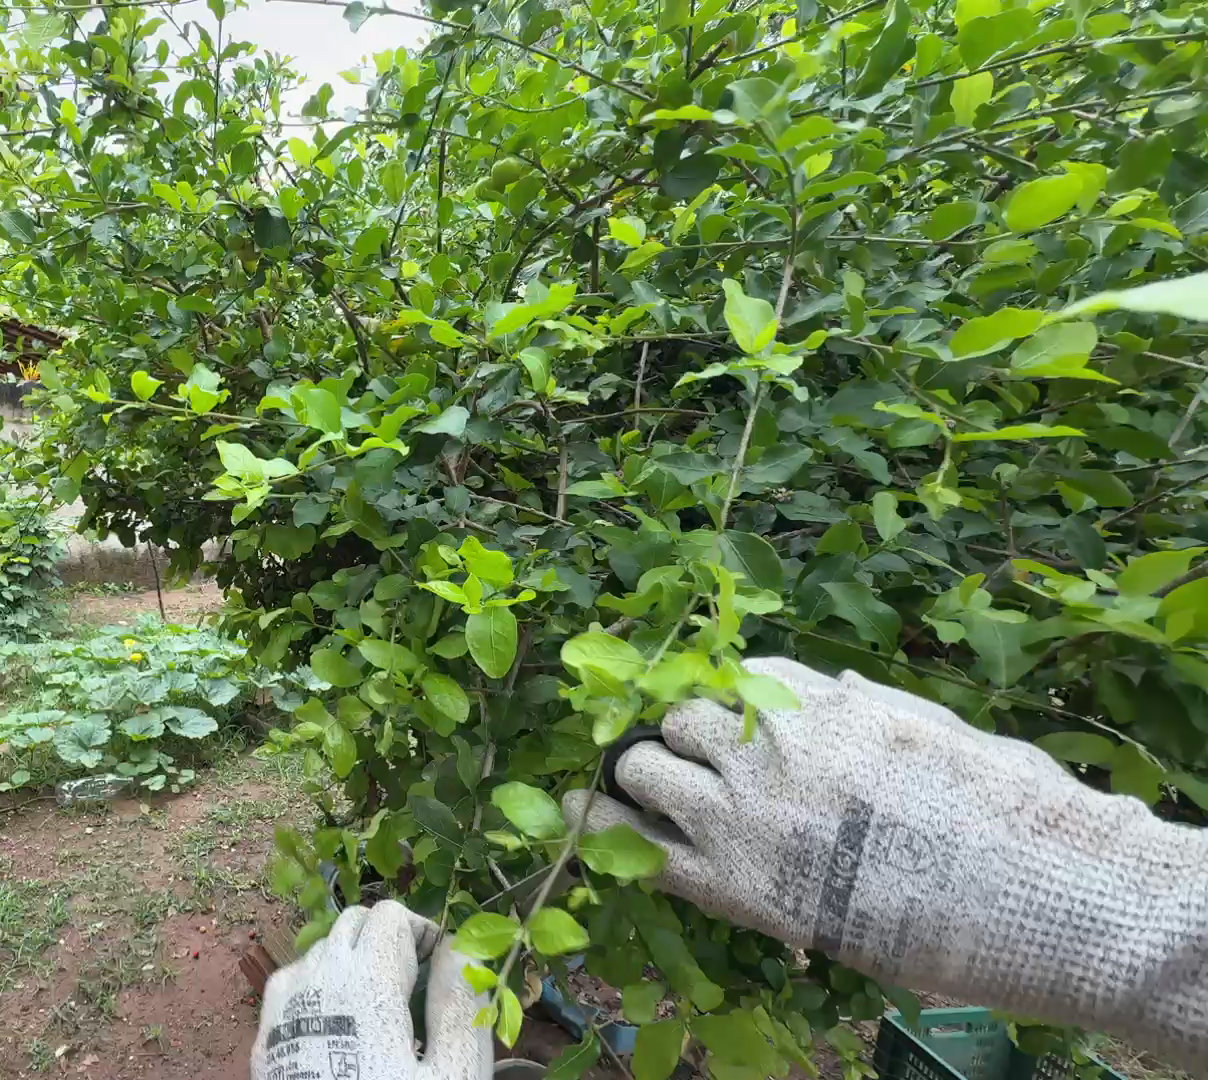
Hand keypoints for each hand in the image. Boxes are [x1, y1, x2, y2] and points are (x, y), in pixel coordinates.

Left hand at [251, 900, 490, 1079]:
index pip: (391, 916)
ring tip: (381, 1008)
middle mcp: (319, 974)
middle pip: (354, 922)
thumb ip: (457, 1005)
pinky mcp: (265, 1034)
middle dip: (388, 939)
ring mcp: (286, 1003)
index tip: (441, 968)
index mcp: (368, 979)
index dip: (422, 932)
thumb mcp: (452, 1077)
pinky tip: (337, 1023)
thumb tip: (456, 948)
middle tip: (415, 984)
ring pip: (322, 948)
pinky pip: (292, 981)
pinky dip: (318, 984)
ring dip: (353, 959)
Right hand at [568, 657, 1207, 1067]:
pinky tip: (782, 704)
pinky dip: (752, 687)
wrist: (1075, 900)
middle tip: (670, 762)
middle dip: (646, 763)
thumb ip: (743, 876)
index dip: (594, 817)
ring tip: (732, 730)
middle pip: (640, 765)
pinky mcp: (825, 702)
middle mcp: (740, 814)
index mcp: (737, 883)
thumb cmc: (948, 933)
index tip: (580, 804)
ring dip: (696, 721)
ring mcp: (780, 752)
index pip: (625, 839)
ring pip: (683, 713)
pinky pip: (751, 675)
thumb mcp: (822, 926)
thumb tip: (692, 834)